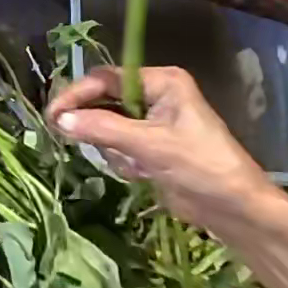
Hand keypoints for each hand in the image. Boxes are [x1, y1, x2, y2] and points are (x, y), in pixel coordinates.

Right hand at [45, 66, 285, 232]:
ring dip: (111, 148)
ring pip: (107, 126)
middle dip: (93, 123)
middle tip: (65, 136)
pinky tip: (140, 174)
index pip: (107, 78)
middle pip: (104, 100)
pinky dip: (121, 160)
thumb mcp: (149, 145)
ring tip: (132, 165)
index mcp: (162, 82)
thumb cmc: (200, 166)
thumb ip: (103, 129)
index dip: (78, 94)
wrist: (234, 208)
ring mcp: (152, 121)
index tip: (54, 115)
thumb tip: (61, 120)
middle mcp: (155, 95)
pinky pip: (117, 146)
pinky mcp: (149, 146)